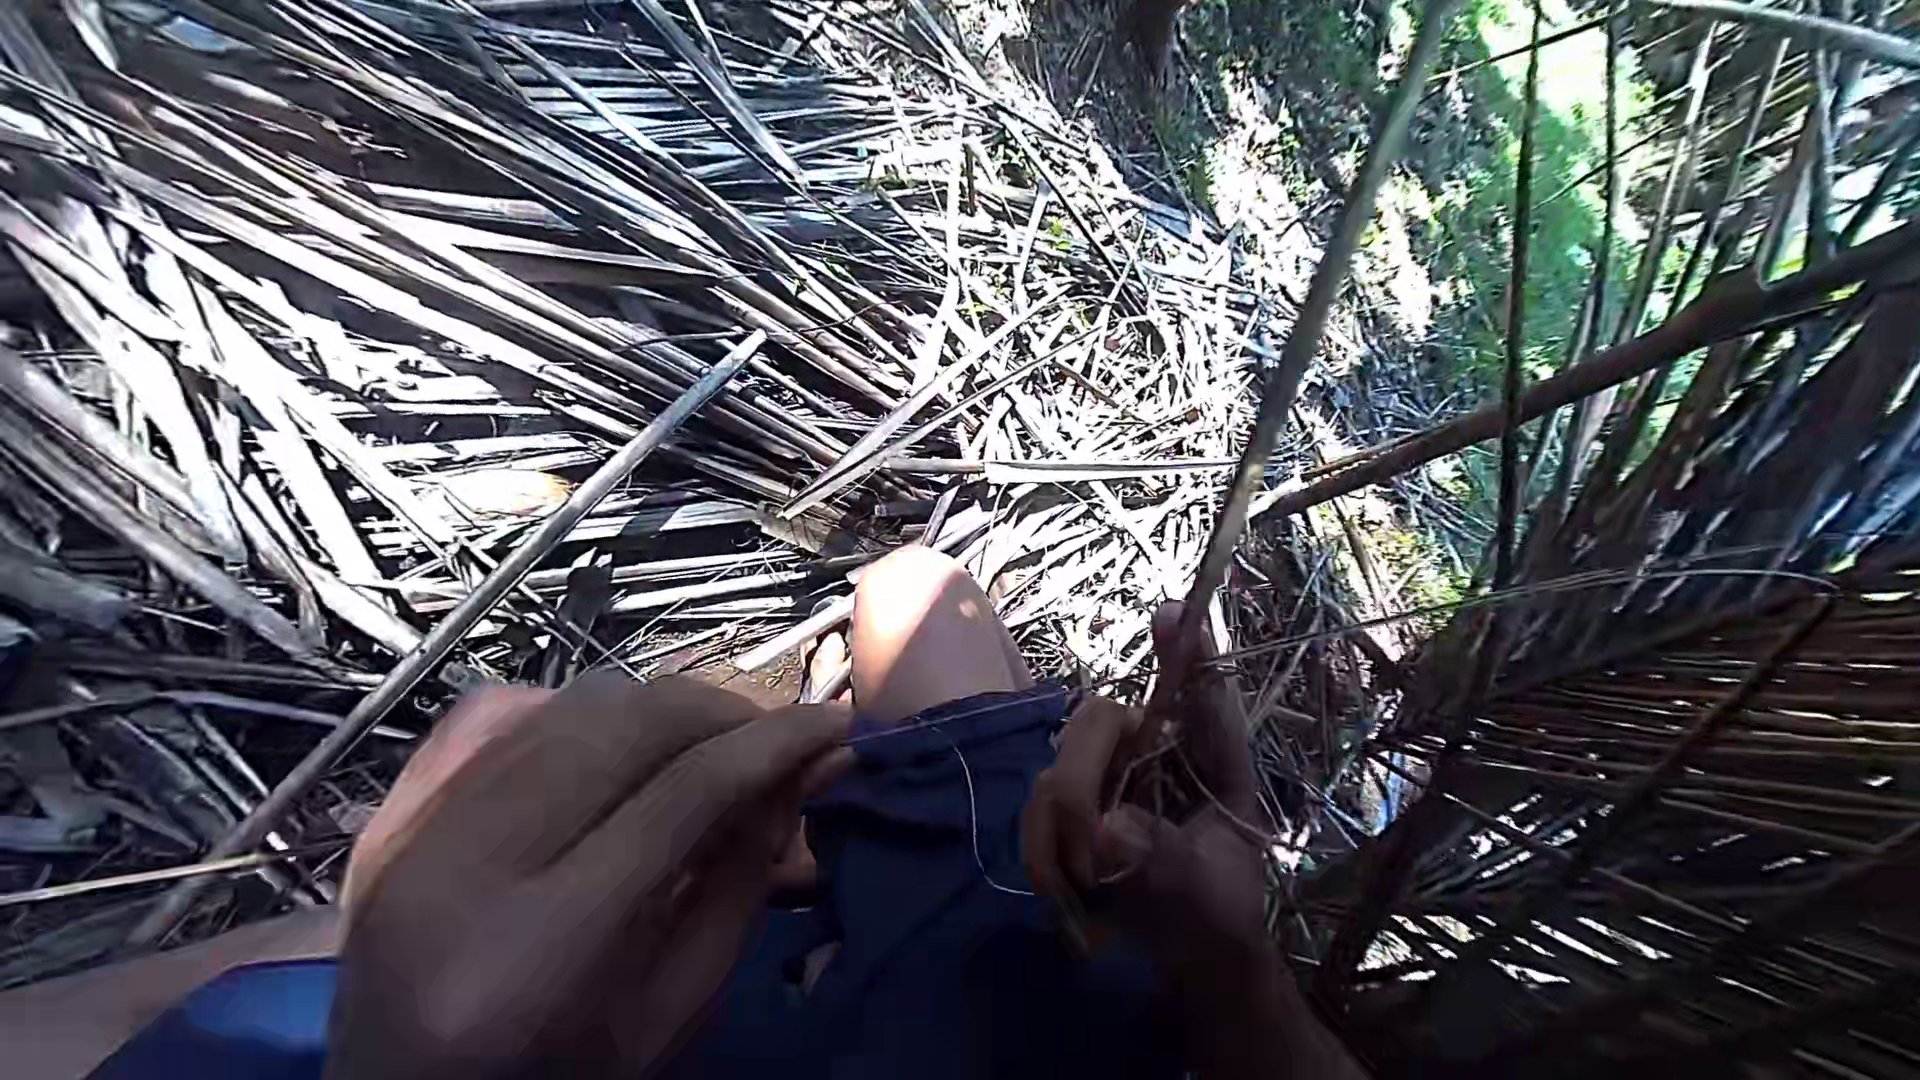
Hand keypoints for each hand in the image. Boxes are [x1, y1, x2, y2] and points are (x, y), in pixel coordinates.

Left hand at [326, 673, 851, 1079]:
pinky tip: (620, 749)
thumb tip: (818, 762)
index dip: (777, 741)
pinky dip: (592, 711)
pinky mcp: (398, 807)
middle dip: (728, 713)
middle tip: (772, 741)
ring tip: (708, 747)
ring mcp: (414, 828)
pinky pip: (515, 707)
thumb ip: (754, 868)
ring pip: (583, 701)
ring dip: (670, 709)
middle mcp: (460, 871)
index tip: (833, 724)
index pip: (689, 789)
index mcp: (537, 952)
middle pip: (634, 724)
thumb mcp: (686, 998)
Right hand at [1023, 604, 1366, 1079]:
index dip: (1185, 652)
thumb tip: (1108, 829)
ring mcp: (1107, 771)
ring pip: (1060, 763)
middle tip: (1093, 854)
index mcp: (1209, 761)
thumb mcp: (1207, 895)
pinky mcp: (1071, 800)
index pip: (1198, 694)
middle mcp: (1153, 750)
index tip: (1176, 612)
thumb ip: (1165, 862)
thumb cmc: (1212, 913)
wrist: (1183, 954)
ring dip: (1065, 828)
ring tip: (1088, 887)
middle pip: (1101, 719)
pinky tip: (1068, 887)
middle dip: (1083, 779)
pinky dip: (1046, 849)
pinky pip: (1037, 803)